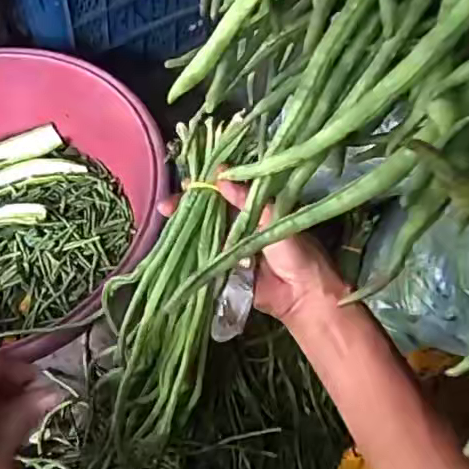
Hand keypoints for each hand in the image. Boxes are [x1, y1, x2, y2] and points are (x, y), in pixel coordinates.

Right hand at [158, 180, 352, 326]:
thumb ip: (245, 200)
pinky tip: (172, 248)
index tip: (184, 185)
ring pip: (202, 235)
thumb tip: (220, 175)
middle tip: (165, 207)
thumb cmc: (296, 251)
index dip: (202, 187)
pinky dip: (189, 255)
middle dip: (185, 208)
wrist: (302, 293)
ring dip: (184, 230)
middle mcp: (238, 226)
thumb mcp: (272, 218)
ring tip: (165, 224)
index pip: (222, 192)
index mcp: (252, 209)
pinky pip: (203, 260)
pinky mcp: (223, 270)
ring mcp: (229, 249)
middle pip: (206, 213)